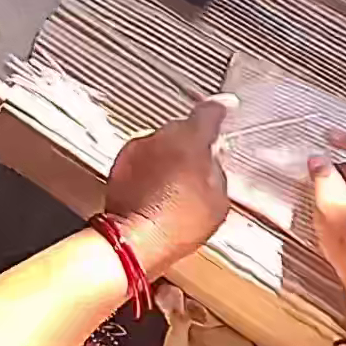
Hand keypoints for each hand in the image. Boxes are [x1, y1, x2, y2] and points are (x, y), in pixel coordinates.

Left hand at [103, 95, 236, 272]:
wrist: (135, 238)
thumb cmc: (178, 222)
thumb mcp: (218, 200)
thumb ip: (217, 170)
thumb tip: (212, 161)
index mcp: (191, 139)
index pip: (209, 112)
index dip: (220, 109)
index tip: (225, 106)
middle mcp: (163, 136)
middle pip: (182, 129)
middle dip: (191, 144)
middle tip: (198, 169)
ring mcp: (139, 147)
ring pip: (161, 143)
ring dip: (169, 156)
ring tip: (175, 186)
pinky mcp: (121, 161)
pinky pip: (142, 156)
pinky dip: (150, 167)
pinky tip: (156, 190)